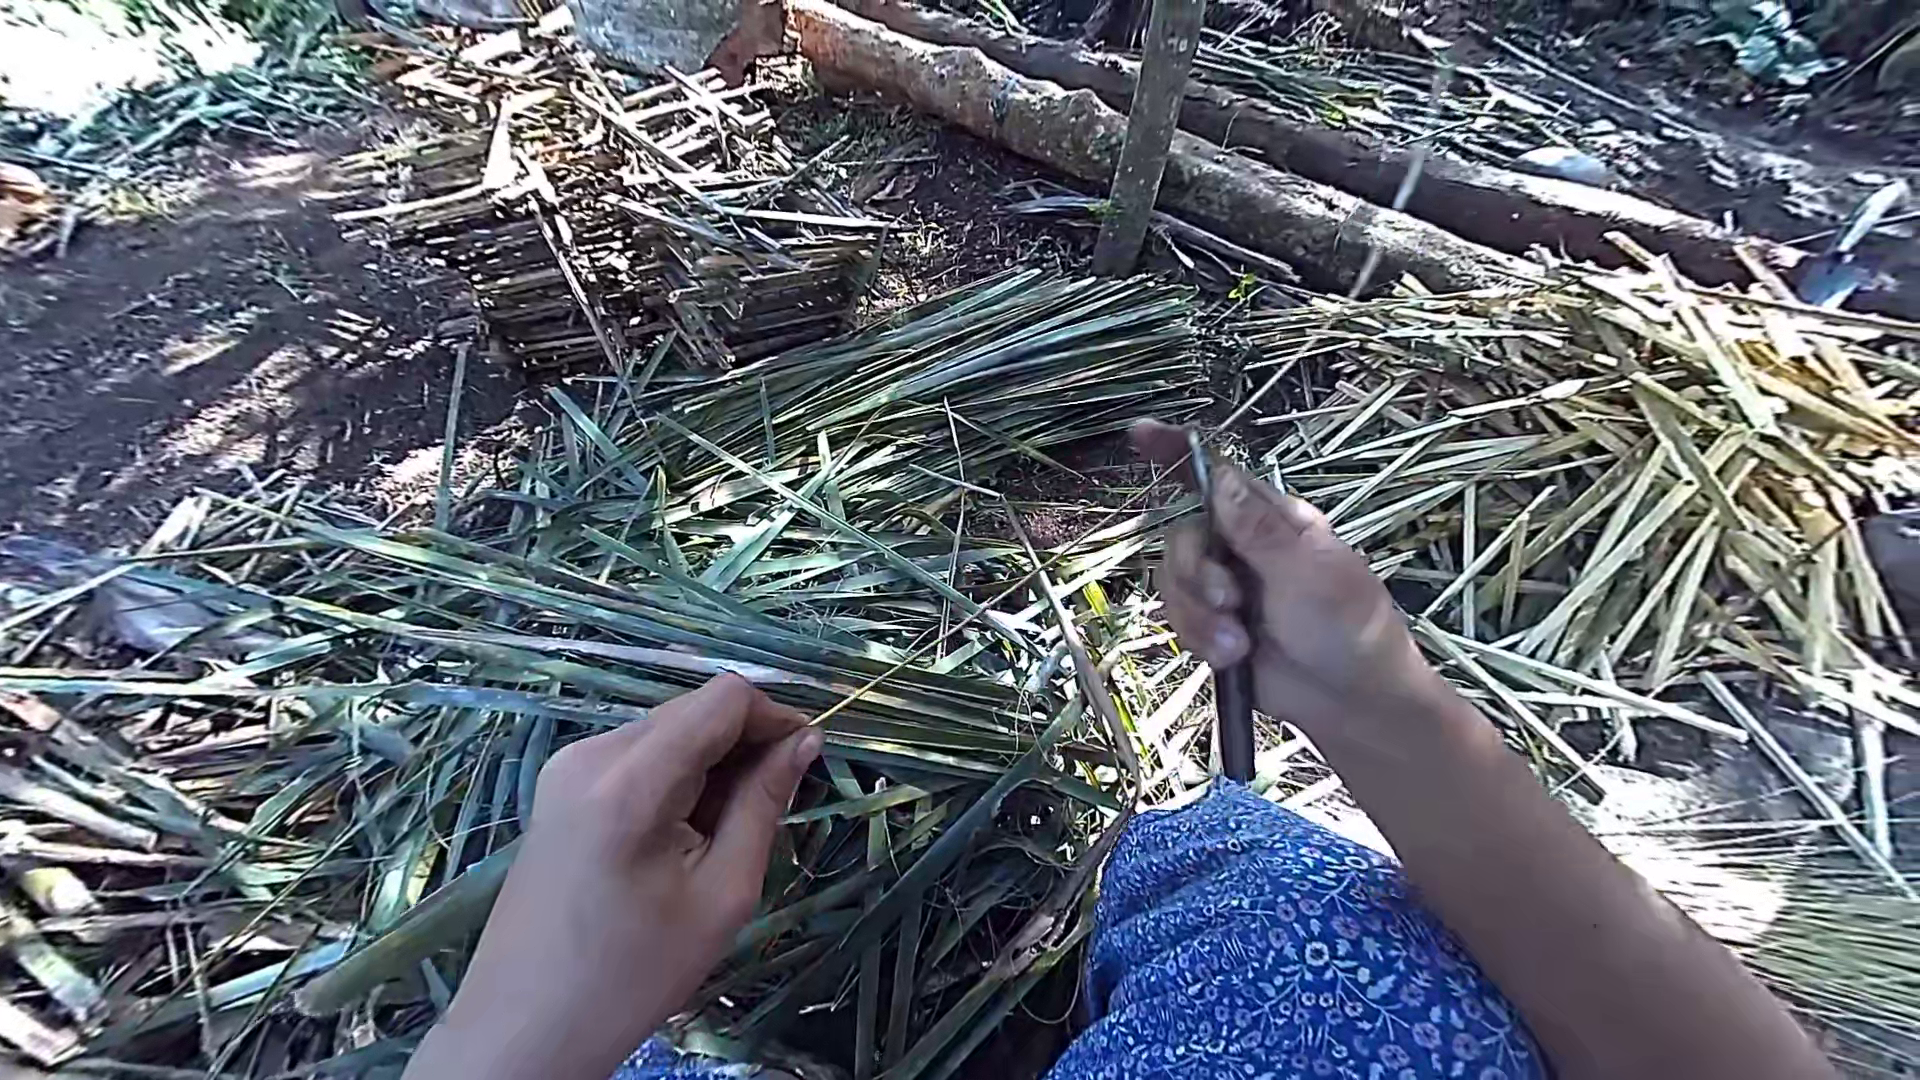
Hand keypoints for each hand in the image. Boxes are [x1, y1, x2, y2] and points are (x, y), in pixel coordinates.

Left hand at [406, 675, 823, 1079]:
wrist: (518, 1037)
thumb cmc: (631, 975)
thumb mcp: (724, 892)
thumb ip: (766, 801)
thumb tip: (806, 740)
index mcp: (631, 780)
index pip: (726, 698)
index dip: (775, 717)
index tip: (801, 759)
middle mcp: (595, 752)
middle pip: (701, 709)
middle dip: (748, 742)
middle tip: (771, 801)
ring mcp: (573, 762)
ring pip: (678, 726)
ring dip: (717, 759)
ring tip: (725, 825)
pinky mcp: (566, 779)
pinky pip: (648, 748)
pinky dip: (685, 771)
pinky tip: (687, 825)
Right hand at [1133, 420, 1456, 745]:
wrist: (1348, 702)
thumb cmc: (1348, 628)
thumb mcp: (1310, 574)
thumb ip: (1258, 530)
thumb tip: (1220, 479)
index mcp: (1269, 521)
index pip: (1216, 476)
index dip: (1177, 452)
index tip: (1140, 434)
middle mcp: (1237, 547)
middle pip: (1181, 537)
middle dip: (1195, 573)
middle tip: (1226, 599)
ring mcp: (1220, 586)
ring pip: (1173, 581)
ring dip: (1199, 616)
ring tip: (1237, 643)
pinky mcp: (1208, 623)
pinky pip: (1176, 618)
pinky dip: (1200, 639)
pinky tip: (1232, 656)